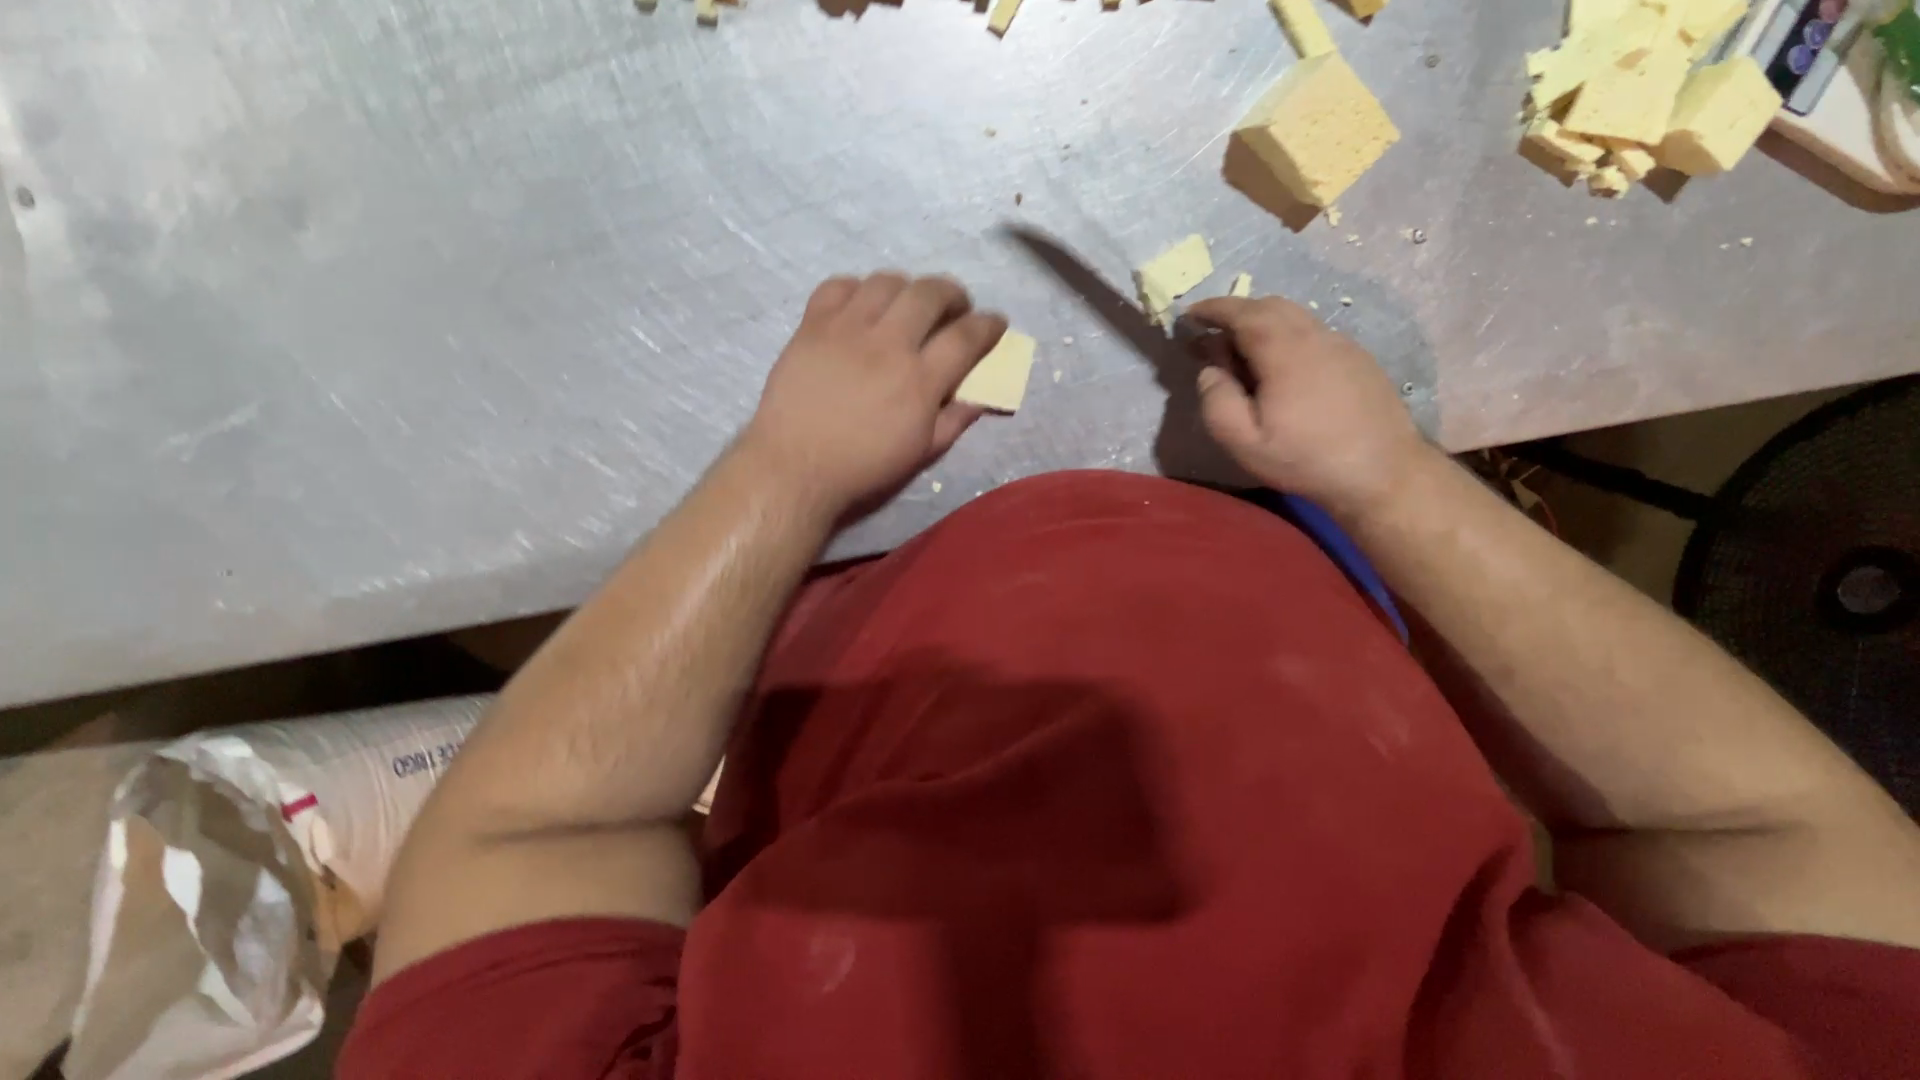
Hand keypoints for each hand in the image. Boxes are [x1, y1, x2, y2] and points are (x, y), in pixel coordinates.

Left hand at [743, 272, 1007, 517]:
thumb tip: (980, 397)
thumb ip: (954, 421)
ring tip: (907, 303)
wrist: (794, 467)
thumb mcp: (921, 453)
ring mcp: (847, 329)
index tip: (996, 323)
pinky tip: (861, 305)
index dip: (989, 324)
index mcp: (920, 380)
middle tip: (954, 307)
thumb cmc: (862, 468)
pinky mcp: (812, 325)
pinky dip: (856, 289)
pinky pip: (838, 285)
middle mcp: (888, 344)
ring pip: (887, 281)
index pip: (967, 336)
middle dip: (953, 293)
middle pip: (931, 293)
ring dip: (906, 288)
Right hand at [1186, 295, 1433, 522]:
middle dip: (1236, 313)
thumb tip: (1209, 370)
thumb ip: (1217, 401)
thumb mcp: (1245, 442)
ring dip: (1263, 324)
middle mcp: (1315, 336)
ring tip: (1244, 354)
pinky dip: (1287, 337)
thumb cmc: (1307, 459)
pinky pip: (1313, 334)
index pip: (1242, 312)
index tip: (1189, 315)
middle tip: (1213, 337)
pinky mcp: (1358, 359)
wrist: (1382, 471)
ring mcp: (1342, 344)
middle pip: (1270, 306)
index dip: (1212, 309)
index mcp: (1284, 351)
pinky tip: (1282, 370)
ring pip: (1295, 318)